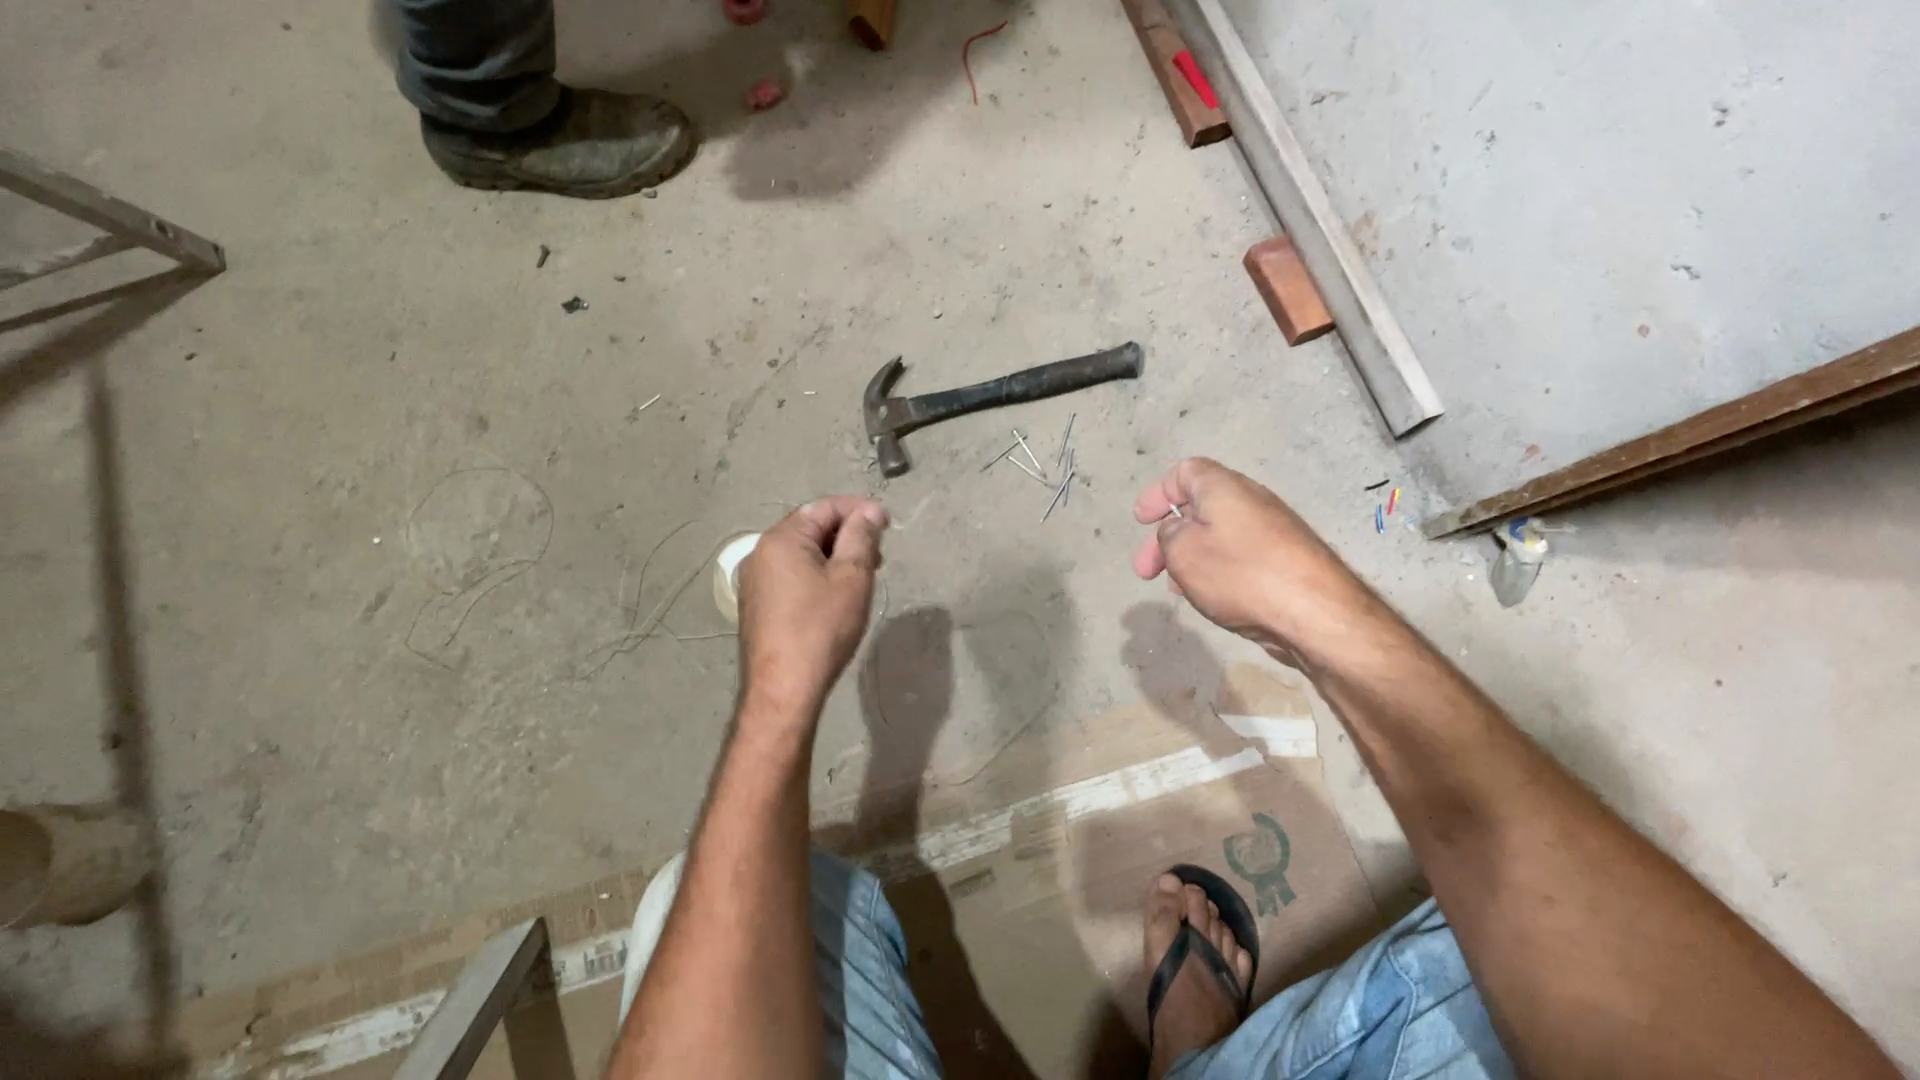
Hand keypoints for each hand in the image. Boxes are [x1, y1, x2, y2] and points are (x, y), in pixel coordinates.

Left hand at [737, 496, 888, 718]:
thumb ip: (861, 537)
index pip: (824, 507)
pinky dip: (817, 575)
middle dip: (847, 535)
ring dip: (834, 557)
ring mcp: (754, 581)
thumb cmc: (822, 628)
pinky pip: (791, 576)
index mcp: (781, 539)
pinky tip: (836, 597)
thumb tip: (867, 512)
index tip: (888, 524)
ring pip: (801, 554)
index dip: (859, 510)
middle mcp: (760, 553)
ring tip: (862, 577)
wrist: (783, 688)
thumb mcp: (851, 577)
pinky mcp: (757, 605)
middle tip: (879, 555)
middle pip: (810, 528)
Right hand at [1132, 458, 1376, 669]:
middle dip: (1167, 538)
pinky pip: (1239, 558)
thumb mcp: (1183, 551)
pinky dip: (1216, 572)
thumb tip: (1177, 530)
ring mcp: (1272, 532)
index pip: (1184, 472)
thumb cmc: (1240, 574)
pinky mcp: (1284, 562)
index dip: (1158, 493)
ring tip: (1176, 588)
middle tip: (1146, 570)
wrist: (1314, 612)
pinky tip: (1209, 599)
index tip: (1141, 520)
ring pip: (1218, 537)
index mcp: (1223, 488)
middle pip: (1200, 508)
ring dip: (1190, 559)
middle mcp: (1251, 501)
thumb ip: (1168, 535)